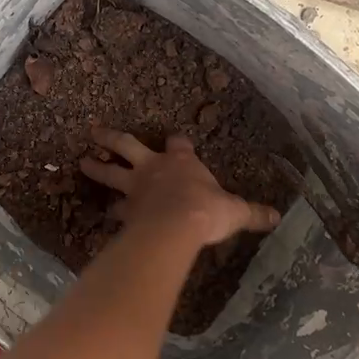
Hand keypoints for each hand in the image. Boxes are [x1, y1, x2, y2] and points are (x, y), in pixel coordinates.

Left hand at [78, 126, 281, 246]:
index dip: (177, 143)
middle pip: (127, 146)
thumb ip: (253, 213)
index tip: (174, 140)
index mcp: (182, 163)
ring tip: (81, 162)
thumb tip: (277, 217)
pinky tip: (99, 212)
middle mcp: (154, 169)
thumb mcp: (236, 211)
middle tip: (93, 131)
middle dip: (111, 139)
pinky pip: (112, 208)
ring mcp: (135, 188)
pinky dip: (106, 210)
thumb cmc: (207, 212)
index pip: (179, 144)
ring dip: (96, 167)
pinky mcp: (124, 210)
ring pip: (110, 172)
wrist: (176, 226)